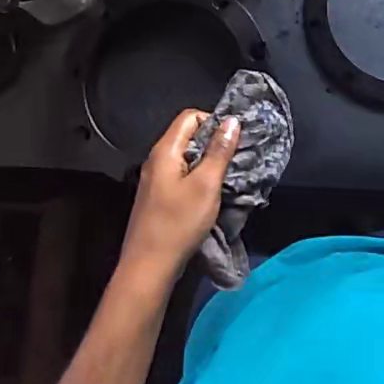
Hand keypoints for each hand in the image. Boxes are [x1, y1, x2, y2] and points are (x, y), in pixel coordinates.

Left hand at [121, 109, 238, 279]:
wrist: (148, 266)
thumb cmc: (179, 222)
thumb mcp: (206, 184)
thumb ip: (219, 151)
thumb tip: (232, 121)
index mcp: (165, 151)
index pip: (190, 116)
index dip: (213, 122)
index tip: (232, 141)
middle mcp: (156, 160)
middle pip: (188, 135)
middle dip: (214, 142)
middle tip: (235, 158)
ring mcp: (155, 179)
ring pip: (186, 157)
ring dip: (208, 162)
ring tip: (227, 176)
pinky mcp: (158, 196)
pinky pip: (181, 174)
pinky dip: (198, 177)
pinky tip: (211, 193)